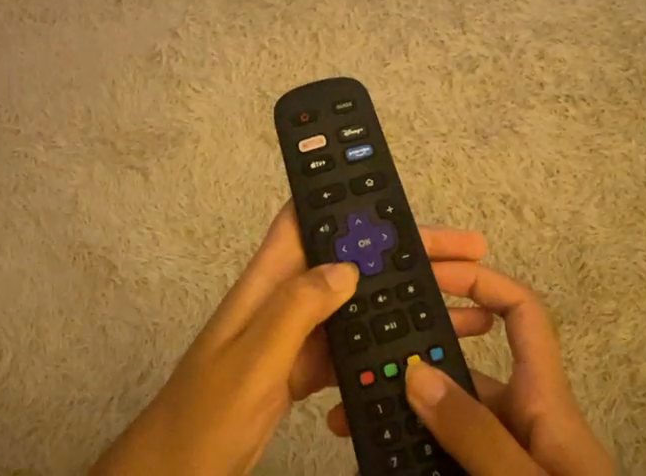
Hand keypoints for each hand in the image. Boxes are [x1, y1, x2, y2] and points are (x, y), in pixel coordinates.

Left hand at [92, 203, 492, 475]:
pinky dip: (387, 344)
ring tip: (467, 306)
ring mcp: (296, 333)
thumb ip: (296, 309)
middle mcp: (286, 296)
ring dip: (406, 299)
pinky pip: (353, 346)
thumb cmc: (205, 409)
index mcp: (269, 280)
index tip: (402, 195)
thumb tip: (349, 266)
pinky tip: (421, 349)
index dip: (349, 197)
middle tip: (467, 254)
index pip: (309, 217)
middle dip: (405, 253)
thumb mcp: (252, 357)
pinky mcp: (304, 368)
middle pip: (352, 259)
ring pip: (360, 303)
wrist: (178, 469)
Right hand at [326, 262, 614, 475]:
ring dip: (399, 412)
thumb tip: (417, 372)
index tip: (431, 273)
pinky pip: (442, 459)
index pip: (522, 315)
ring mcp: (504, 461)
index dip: (483, 281)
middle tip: (360, 358)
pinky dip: (408, 452)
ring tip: (343, 415)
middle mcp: (524, 424)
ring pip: (446, 419)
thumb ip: (475, 434)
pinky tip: (369, 455)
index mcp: (545, 403)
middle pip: (465, 367)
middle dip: (413, 356)